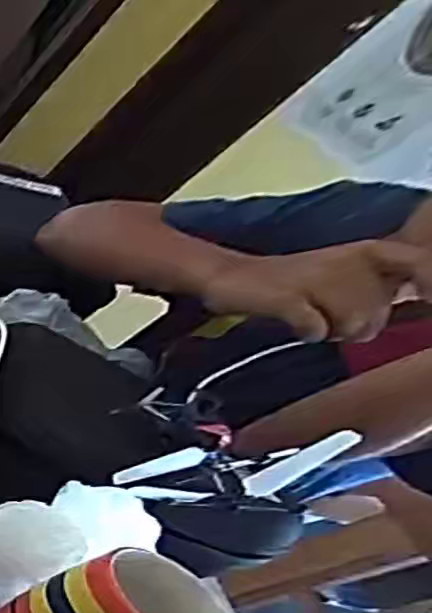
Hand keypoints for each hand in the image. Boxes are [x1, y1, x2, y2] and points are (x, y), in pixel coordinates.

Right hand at [200, 239, 431, 342]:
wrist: (227, 276)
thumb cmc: (285, 280)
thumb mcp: (338, 275)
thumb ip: (373, 285)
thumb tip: (408, 303)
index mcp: (370, 252)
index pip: (422, 265)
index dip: (428, 287)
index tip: (419, 302)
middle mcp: (350, 262)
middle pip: (381, 307)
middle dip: (365, 325)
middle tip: (342, 329)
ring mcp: (316, 280)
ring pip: (351, 320)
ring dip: (336, 332)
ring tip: (321, 331)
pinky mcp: (286, 299)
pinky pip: (315, 326)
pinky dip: (311, 333)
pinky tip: (302, 331)